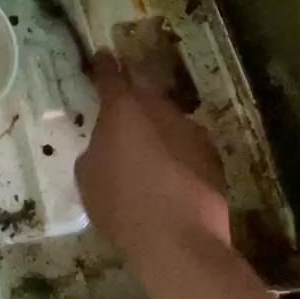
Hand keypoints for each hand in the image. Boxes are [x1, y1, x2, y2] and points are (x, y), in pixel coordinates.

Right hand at [75, 50, 229, 256]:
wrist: (179, 243)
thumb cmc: (121, 205)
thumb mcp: (88, 174)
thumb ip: (96, 148)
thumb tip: (107, 145)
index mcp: (122, 108)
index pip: (110, 73)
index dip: (103, 64)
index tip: (100, 56)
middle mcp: (157, 108)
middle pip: (146, 79)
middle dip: (134, 76)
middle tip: (125, 82)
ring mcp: (189, 130)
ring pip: (170, 112)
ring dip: (158, 116)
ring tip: (150, 136)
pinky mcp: (211, 156)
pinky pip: (188, 140)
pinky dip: (178, 146)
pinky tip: (173, 167)